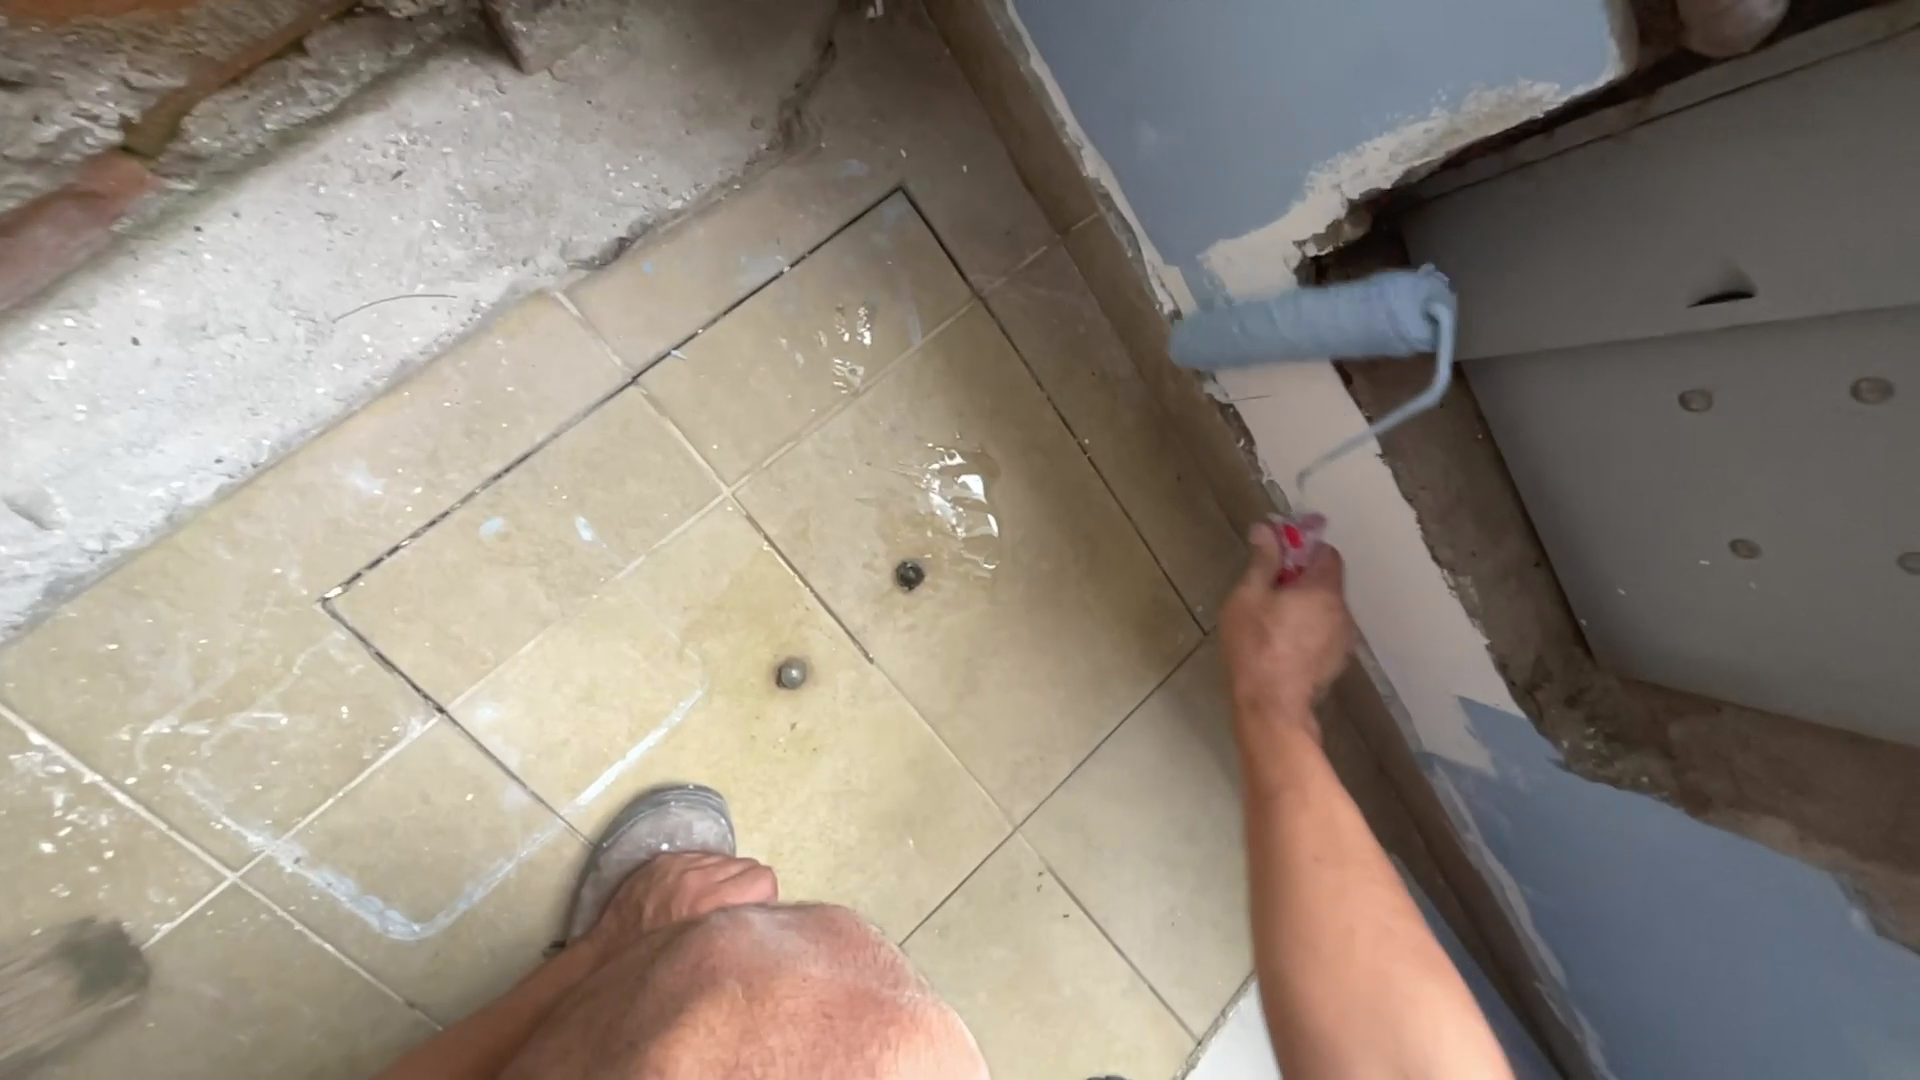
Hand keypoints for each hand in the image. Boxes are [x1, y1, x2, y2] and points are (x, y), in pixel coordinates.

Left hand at [582, 853, 777, 958]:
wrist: (604, 965)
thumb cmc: (660, 972)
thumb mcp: (708, 958)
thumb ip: (736, 930)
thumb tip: (761, 918)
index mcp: (712, 903)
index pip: (763, 879)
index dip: (762, 898)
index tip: (749, 916)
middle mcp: (697, 878)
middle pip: (746, 866)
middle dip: (742, 887)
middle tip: (727, 911)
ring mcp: (678, 866)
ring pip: (723, 859)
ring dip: (720, 878)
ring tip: (704, 903)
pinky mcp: (661, 862)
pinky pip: (697, 856)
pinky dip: (698, 872)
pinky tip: (685, 894)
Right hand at [1219, 523, 1355, 738]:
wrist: (1271, 705)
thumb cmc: (1255, 645)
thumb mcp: (1248, 597)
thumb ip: (1262, 561)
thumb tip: (1266, 529)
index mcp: (1323, 590)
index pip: (1326, 553)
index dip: (1303, 549)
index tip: (1277, 556)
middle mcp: (1342, 611)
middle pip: (1326, 583)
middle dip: (1300, 580)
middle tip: (1266, 589)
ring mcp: (1343, 640)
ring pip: (1325, 610)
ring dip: (1304, 607)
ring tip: (1271, 620)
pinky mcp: (1336, 663)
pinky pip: (1324, 634)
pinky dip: (1308, 631)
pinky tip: (1281, 645)